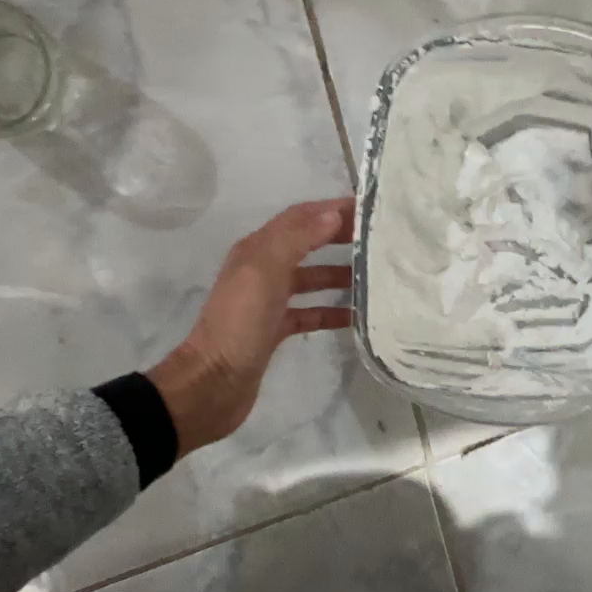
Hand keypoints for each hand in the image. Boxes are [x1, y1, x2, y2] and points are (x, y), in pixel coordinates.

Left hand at [147, 198, 355, 457]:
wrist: (213, 383)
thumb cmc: (239, 324)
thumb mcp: (264, 272)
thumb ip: (297, 239)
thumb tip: (333, 214)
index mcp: (257, 250)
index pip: (300, 217)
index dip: (331, 209)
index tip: (370, 208)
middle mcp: (262, 270)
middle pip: (306, 244)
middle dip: (339, 238)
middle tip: (379, 240)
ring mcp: (268, 301)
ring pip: (310, 278)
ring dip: (339, 273)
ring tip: (374, 276)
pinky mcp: (275, 329)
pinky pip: (309, 312)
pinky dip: (330, 311)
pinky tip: (356, 316)